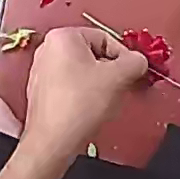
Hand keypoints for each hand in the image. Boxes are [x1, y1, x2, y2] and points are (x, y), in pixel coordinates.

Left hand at [19, 28, 148, 160]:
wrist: (53, 141)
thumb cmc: (82, 103)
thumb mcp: (118, 77)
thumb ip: (135, 62)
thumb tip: (139, 60)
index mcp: (63, 36)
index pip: (105, 38)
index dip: (124, 56)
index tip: (132, 73)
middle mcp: (48, 48)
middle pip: (93, 54)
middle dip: (111, 71)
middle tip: (121, 87)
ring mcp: (41, 70)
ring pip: (82, 70)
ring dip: (99, 83)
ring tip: (105, 101)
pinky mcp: (40, 91)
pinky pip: (70, 84)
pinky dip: (83, 93)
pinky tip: (89, 109)